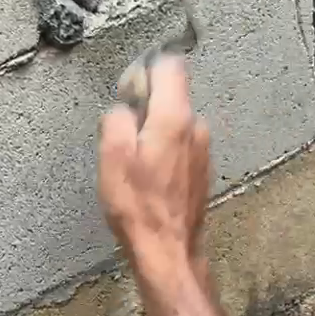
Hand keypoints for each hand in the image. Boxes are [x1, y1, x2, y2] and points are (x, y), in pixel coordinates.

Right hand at [98, 54, 211, 275]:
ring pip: (174, 121)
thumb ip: (116, 119)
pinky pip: (179, 144)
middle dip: (144, 106)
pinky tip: (147, 177)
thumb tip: (123, 109)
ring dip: (152, 131)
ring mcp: (202, 149)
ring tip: (134, 163)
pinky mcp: (201, 169)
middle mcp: (195, 127)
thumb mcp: (112, 156)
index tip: (127, 93)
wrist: (168, 249)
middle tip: (123, 137)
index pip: (170, 66)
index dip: (145, 70)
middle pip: (171, 94)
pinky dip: (162, 151)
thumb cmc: (138, 205)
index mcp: (175, 118)